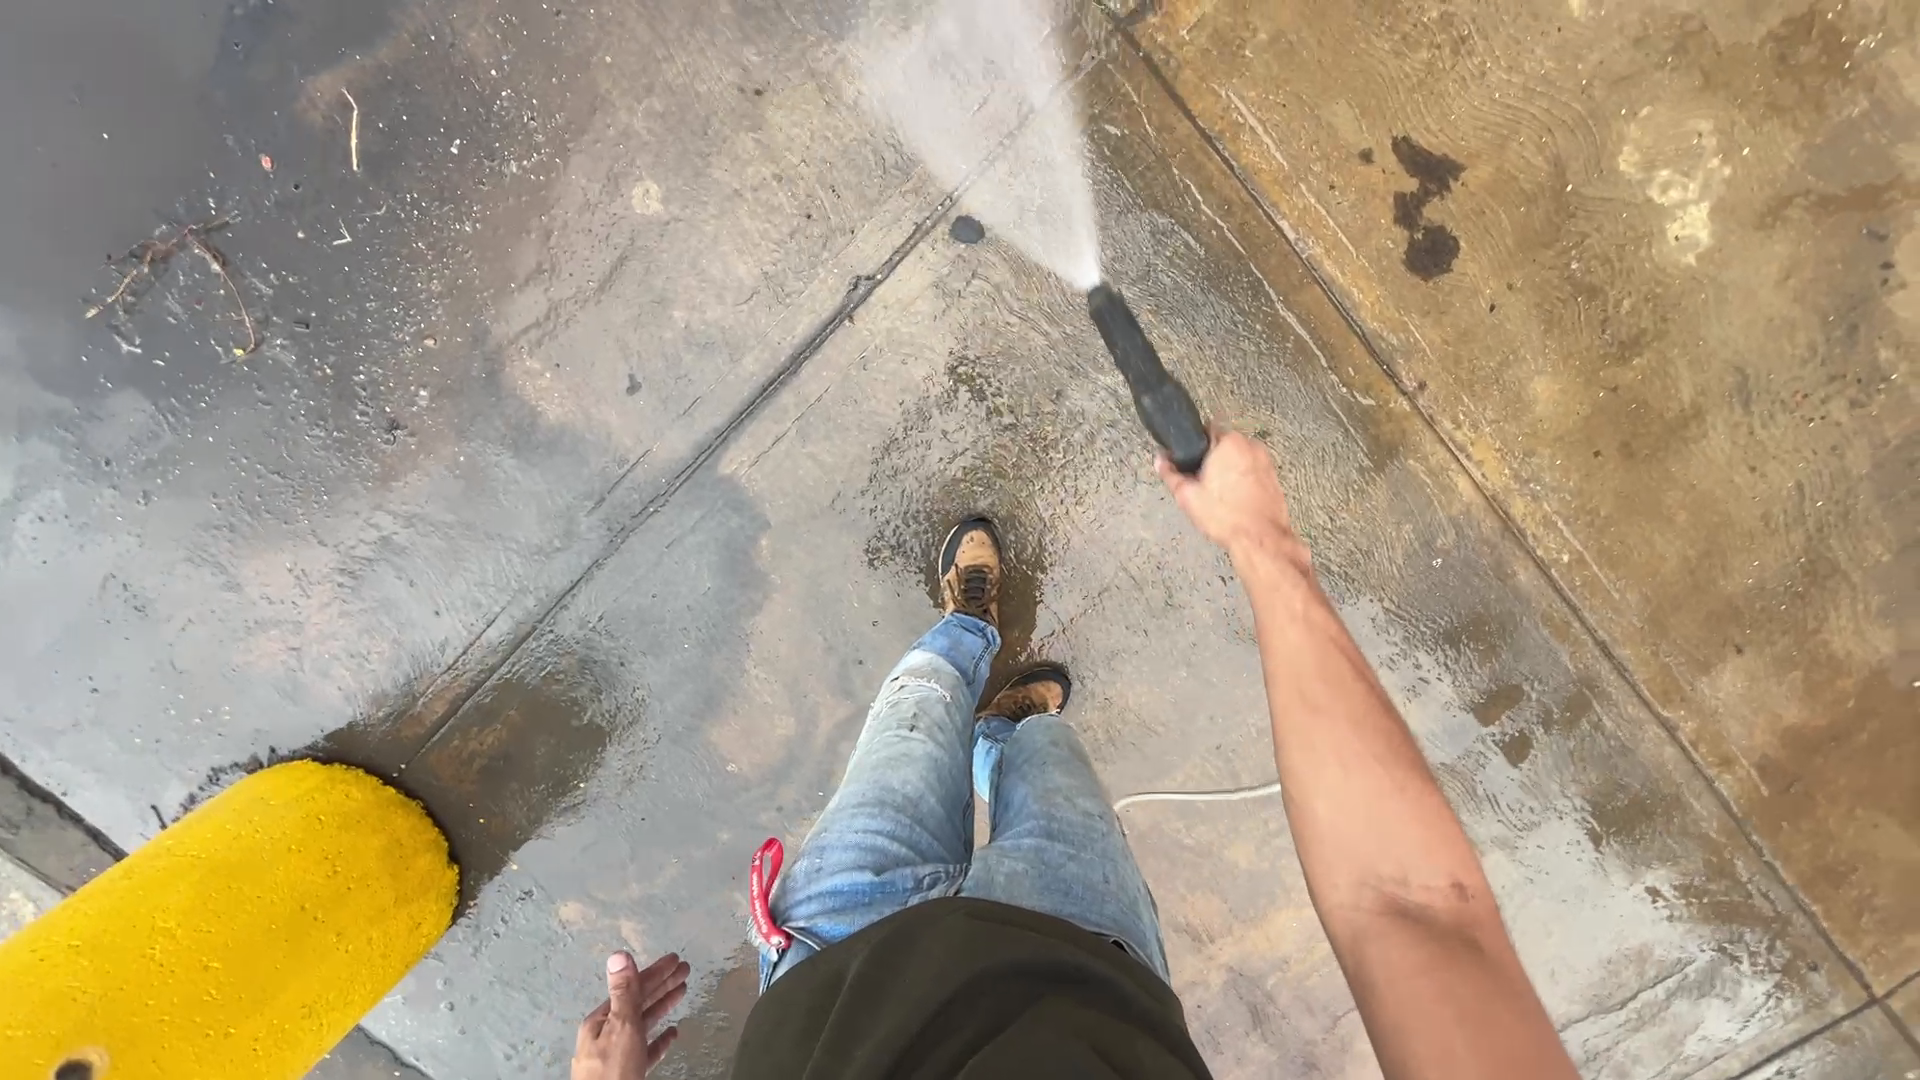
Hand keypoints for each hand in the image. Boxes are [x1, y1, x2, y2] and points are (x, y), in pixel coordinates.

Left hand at [572, 951, 689, 1079]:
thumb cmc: (613, 1071)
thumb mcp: (621, 1026)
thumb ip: (624, 991)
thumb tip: (618, 954)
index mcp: (601, 1021)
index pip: (633, 988)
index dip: (656, 971)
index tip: (676, 959)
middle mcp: (605, 1035)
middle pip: (638, 1003)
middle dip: (662, 984)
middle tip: (686, 968)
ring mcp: (616, 1056)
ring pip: (643, 1023)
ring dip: (663, 1005)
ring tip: (683, 991)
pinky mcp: (627, 1074)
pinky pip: (646, 1050)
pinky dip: (660, 1040)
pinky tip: (673, 1033)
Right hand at [1156, 430, 1307, 567]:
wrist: (1258, 538)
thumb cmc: (1228, 517)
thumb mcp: (1186, 495)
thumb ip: (1170, 474)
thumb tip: (1161, 462)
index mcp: (1229, 442)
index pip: (1205, 429)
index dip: (1193, 446)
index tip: (1189, 460)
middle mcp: (1251, 446)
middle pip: (1222, 444)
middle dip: (1210, 460)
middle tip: (1201, 483)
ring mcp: (1265, 461)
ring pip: (1237, 458)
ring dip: (1227, 470)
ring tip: (1218, 495)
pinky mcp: (1272, 476)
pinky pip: (1250, 471)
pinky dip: (1241, 481)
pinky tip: (1233, 500)